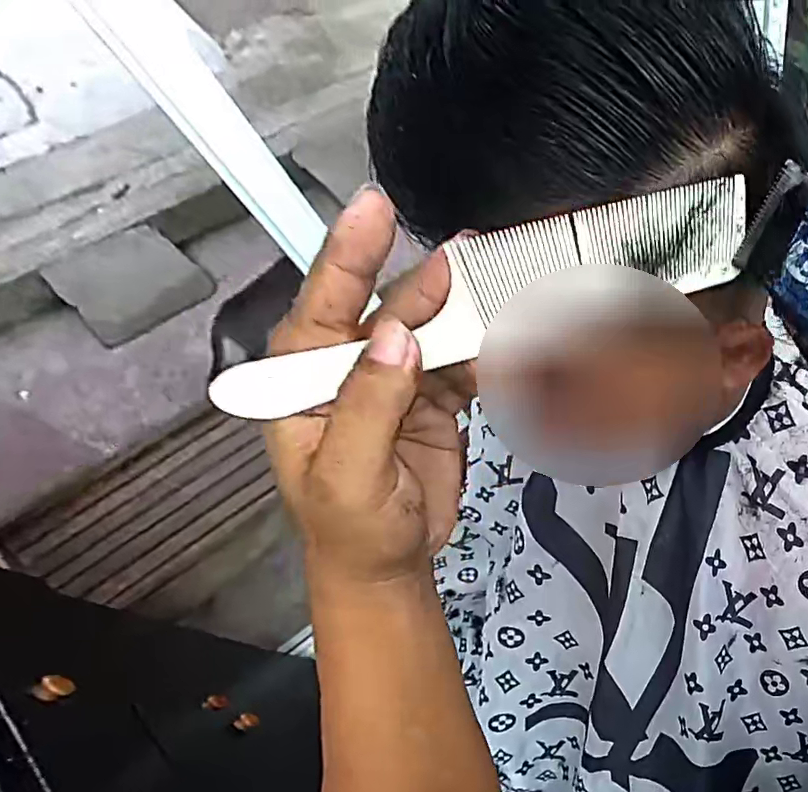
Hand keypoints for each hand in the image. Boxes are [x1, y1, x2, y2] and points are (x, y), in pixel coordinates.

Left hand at [263, 188, 472, 586]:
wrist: (388, 564)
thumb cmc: (349, 528)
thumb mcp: (347, 471)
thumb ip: (366, 403)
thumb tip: (394, 339)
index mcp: (304, 384)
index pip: (324, 306)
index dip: (348, 254)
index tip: (374, 211)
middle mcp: (348, 376)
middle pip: (388, 314)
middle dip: (424, 284)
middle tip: (464, 257)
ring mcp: (396, 391)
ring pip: (432, 340)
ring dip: (463, 321)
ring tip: (496, 298)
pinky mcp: (432, 409)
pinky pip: (460, 373)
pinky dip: (484, 361)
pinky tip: (503, 348)